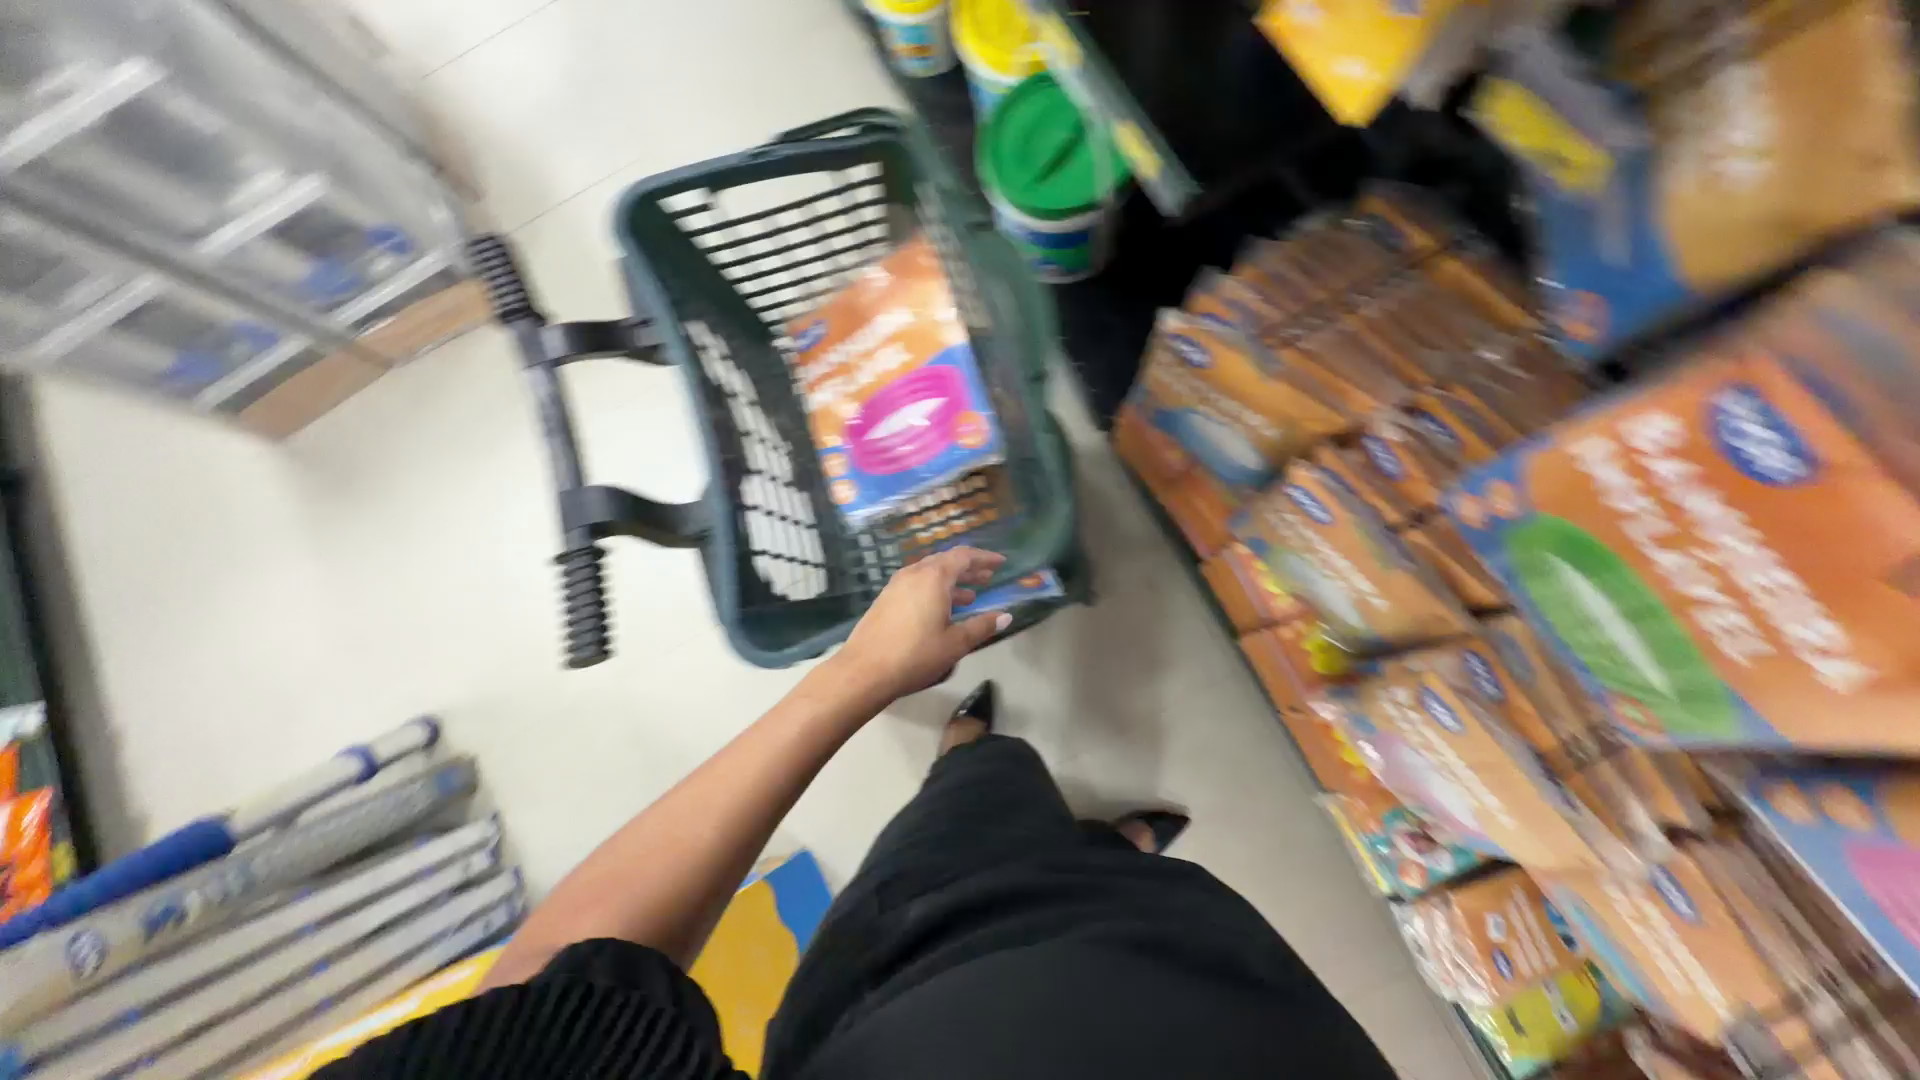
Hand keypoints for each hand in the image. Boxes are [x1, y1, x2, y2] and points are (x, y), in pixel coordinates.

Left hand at [834, 547, 1008, 702]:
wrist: (865, 670)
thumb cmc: (915, 655)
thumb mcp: (955, 643)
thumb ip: (982, 626)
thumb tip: (1006, 616)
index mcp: (934, 577)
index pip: (964, 556)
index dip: (984, 558)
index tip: (1000, 563)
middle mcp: (914, 574)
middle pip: (946, 561)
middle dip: (969, 569)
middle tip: (988, 578)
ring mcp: (896, 585)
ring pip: (929, 573)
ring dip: (952, 581)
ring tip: (971, 595)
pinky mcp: (886, 599)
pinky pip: (916, 584)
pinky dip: (934, 589)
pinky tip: (941, 609)